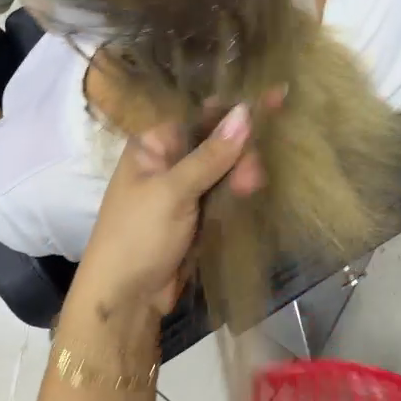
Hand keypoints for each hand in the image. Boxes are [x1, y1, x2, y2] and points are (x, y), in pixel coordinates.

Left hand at [74, 93, 276, 318]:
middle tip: (254, 175)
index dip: (233, 108)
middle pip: (216, 141)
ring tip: (251, 188)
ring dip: (241, 173)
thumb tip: (244, 111)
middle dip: (240, 150)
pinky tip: (250, 195)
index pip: (198, 114)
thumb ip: (211, 154)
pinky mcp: (196, 217)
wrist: (126, 301)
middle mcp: (168, 160)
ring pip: (224, 169)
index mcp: (152, 144)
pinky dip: (237, 194)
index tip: (274, 99)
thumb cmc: (137, 236)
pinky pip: (224, 195)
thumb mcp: (173, 191)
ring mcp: (183, 190)